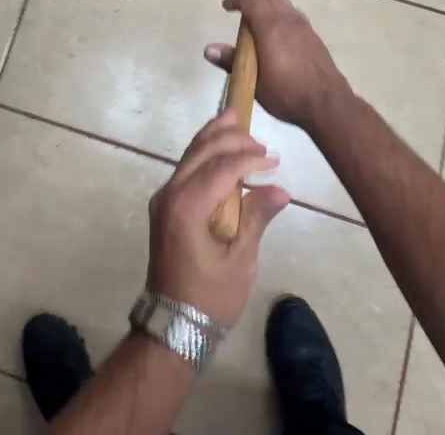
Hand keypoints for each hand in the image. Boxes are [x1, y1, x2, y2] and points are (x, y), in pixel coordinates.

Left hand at [146, 110, 290, 327]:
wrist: (172, 325)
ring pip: (189, 156)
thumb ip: (256, 218)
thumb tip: (281, 189)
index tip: (274, 159)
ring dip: (213, 138)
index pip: (222, 167)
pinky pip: (185, 169)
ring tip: (234, 118)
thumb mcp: (240, 261)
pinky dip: (205, 155)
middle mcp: (170, 195)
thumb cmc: (210, 297)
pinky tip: (219, 150)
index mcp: (187, 207)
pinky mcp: (165, 206)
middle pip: (201, 152)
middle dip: (229, 137)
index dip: (249, 158)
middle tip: (258, 135)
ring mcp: (164, 199)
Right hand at [206, 0, 349, 131]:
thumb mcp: (255, 82)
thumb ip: (232, 62)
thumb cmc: (287, 94)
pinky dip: (281, 1)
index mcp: (270, 28)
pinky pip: (292, 8)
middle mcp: (287, 21)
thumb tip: (208, 49)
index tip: (226, 5)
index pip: (251, 2)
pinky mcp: (311, 34)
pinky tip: (281, 10)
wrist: (328, 103)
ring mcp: (302, 26)